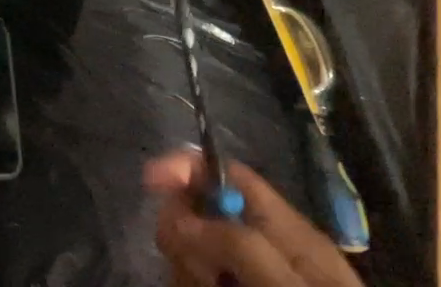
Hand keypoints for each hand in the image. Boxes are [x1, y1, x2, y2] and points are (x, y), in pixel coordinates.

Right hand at [146, 151, 363, 286]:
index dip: (185, 166)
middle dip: (184, 233)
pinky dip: (190, 281)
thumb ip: (238, 244)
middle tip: (203, 272)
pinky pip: (193, 275)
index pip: (226, 173)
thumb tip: (177, 218)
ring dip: (187, 267)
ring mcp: (244, 274)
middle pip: (196, 210)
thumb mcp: (290, 284)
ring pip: (189, 247)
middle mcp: (260, 245)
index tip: (151, 181)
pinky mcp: (228, 286)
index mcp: (283, 228)